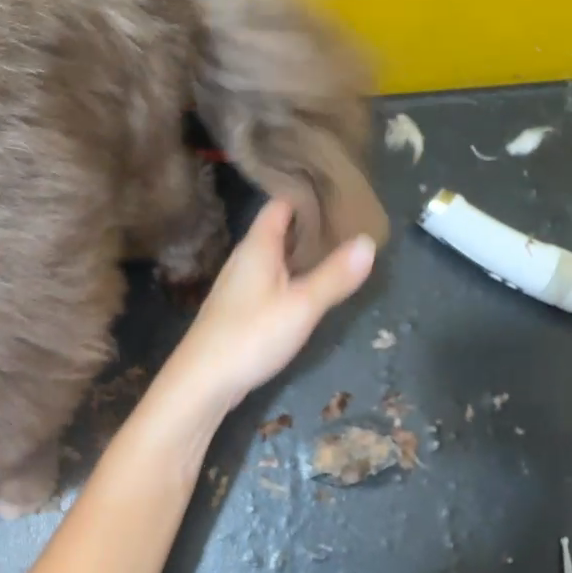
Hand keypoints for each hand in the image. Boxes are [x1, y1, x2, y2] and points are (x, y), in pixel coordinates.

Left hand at [161, 201, 375, 412]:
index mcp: (257, 246)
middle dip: (310, 224)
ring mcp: (239, 286)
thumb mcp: (302, 306)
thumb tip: (368, 241)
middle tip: (350, 222)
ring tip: (338, 252)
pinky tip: (309, 290)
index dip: (307, 194)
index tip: (339, 190)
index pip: (281, 203)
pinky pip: (270, 281)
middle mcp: (245, 259)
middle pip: (279, 230)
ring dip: (301, 253)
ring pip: (275, 258)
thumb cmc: (251, 336)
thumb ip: (334, 275)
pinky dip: (291, 277)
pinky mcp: (239, 311)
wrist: (203, 381)